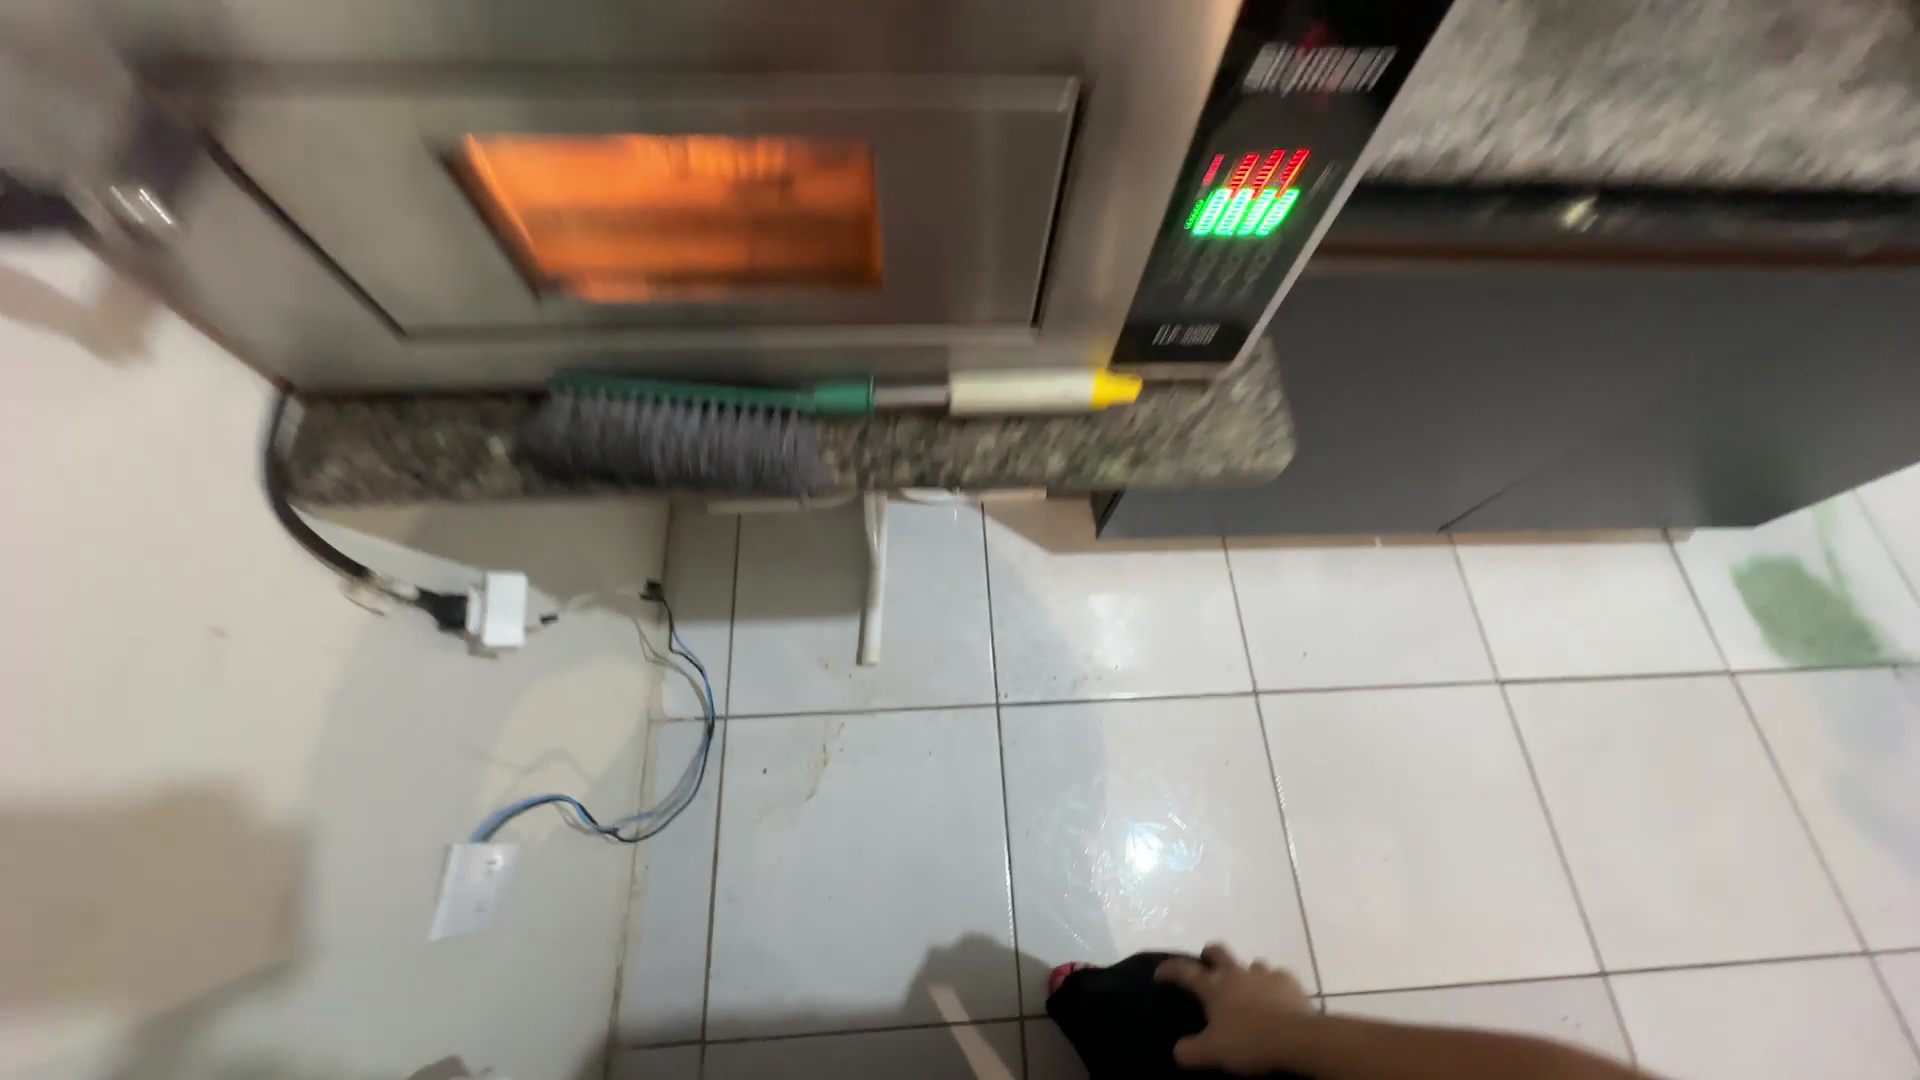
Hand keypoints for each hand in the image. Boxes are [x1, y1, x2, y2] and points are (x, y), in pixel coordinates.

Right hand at [1156, 943, 1312, 1074]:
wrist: (1297, 1039)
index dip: (1169, 970)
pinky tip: (1278, 998)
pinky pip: (1279, 977)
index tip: (1160, 973)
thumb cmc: (1250, 1042)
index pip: (1184, 971)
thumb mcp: (1214, 1053)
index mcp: (1214, 986)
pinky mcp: (1289, 981)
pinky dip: (1275, 985)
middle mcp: (1236, 972)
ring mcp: (1264, 974)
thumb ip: (1191, 1051)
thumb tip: (1176, 1051)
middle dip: (1210, 954)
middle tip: (1208, 965)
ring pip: (1252, 964)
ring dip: (1248, 974)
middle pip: (1218, 951)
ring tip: (1250, 990)